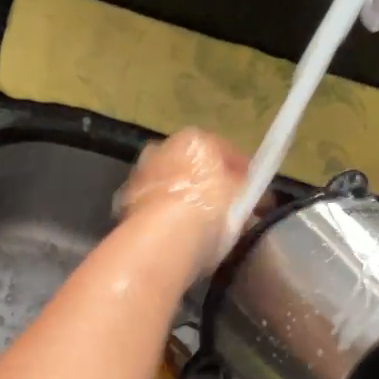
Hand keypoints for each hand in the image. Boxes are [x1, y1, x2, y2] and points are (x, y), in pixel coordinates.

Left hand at [115, 128, 249, 271]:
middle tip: (223, 210)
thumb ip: (244, 192)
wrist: (161, 239)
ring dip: (182, 200)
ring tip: (198, 227)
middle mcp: (163, 148)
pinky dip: (164, 217)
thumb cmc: (208, 211)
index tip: (254, 194)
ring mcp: (140, 175)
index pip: (224, 151)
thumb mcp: (240, 200)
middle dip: (207, 184)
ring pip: (170, 186)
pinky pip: (154, 208)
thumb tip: (250, 196)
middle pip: (192, 166)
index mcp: (195, 139)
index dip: (242, 173)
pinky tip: (175, 236)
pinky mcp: (124, 204)